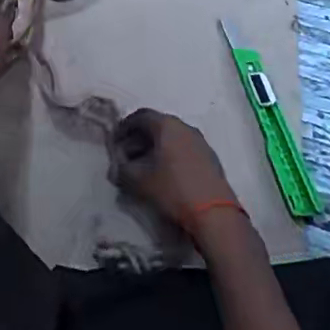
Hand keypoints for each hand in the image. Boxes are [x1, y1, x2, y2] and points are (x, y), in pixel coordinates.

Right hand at [111, 109, 241, 239]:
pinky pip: (184, 148)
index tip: (115, 141)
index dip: (125, 127)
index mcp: (167, 125)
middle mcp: (185, 127)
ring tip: (144, 167)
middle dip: (138, 139)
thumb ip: (122, 171)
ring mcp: (200, 141)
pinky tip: (165, 174)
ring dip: (155, 148)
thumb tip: (115, 168)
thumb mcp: (140, 181)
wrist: (214, 213)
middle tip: (126, 156)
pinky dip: (170, 155)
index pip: (141, 116)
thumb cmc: (174, 189)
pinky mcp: (210, 157)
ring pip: (171, 138)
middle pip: (157, 126)